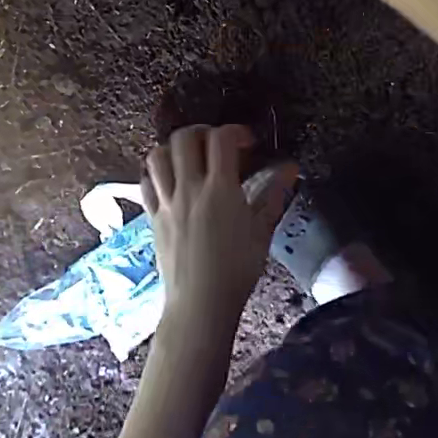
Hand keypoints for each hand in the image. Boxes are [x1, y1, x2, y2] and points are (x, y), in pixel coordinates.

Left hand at [142, 125, 298, 340]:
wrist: (199, 305)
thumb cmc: (236, 270)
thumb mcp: (262, 231)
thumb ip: (275, 194)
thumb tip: (291, 168)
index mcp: (219, 190)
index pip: (221, 139)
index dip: (236, 131)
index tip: (247, 143)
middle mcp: (189, 189)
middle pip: (184, 138)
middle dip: (202, 132)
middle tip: (217, 144)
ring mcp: (166, 202)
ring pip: (158, 155)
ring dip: (174, 148)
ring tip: (191, 157)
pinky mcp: (152, 217)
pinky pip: (146, 181)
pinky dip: (157, 171)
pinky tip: (172, 179)